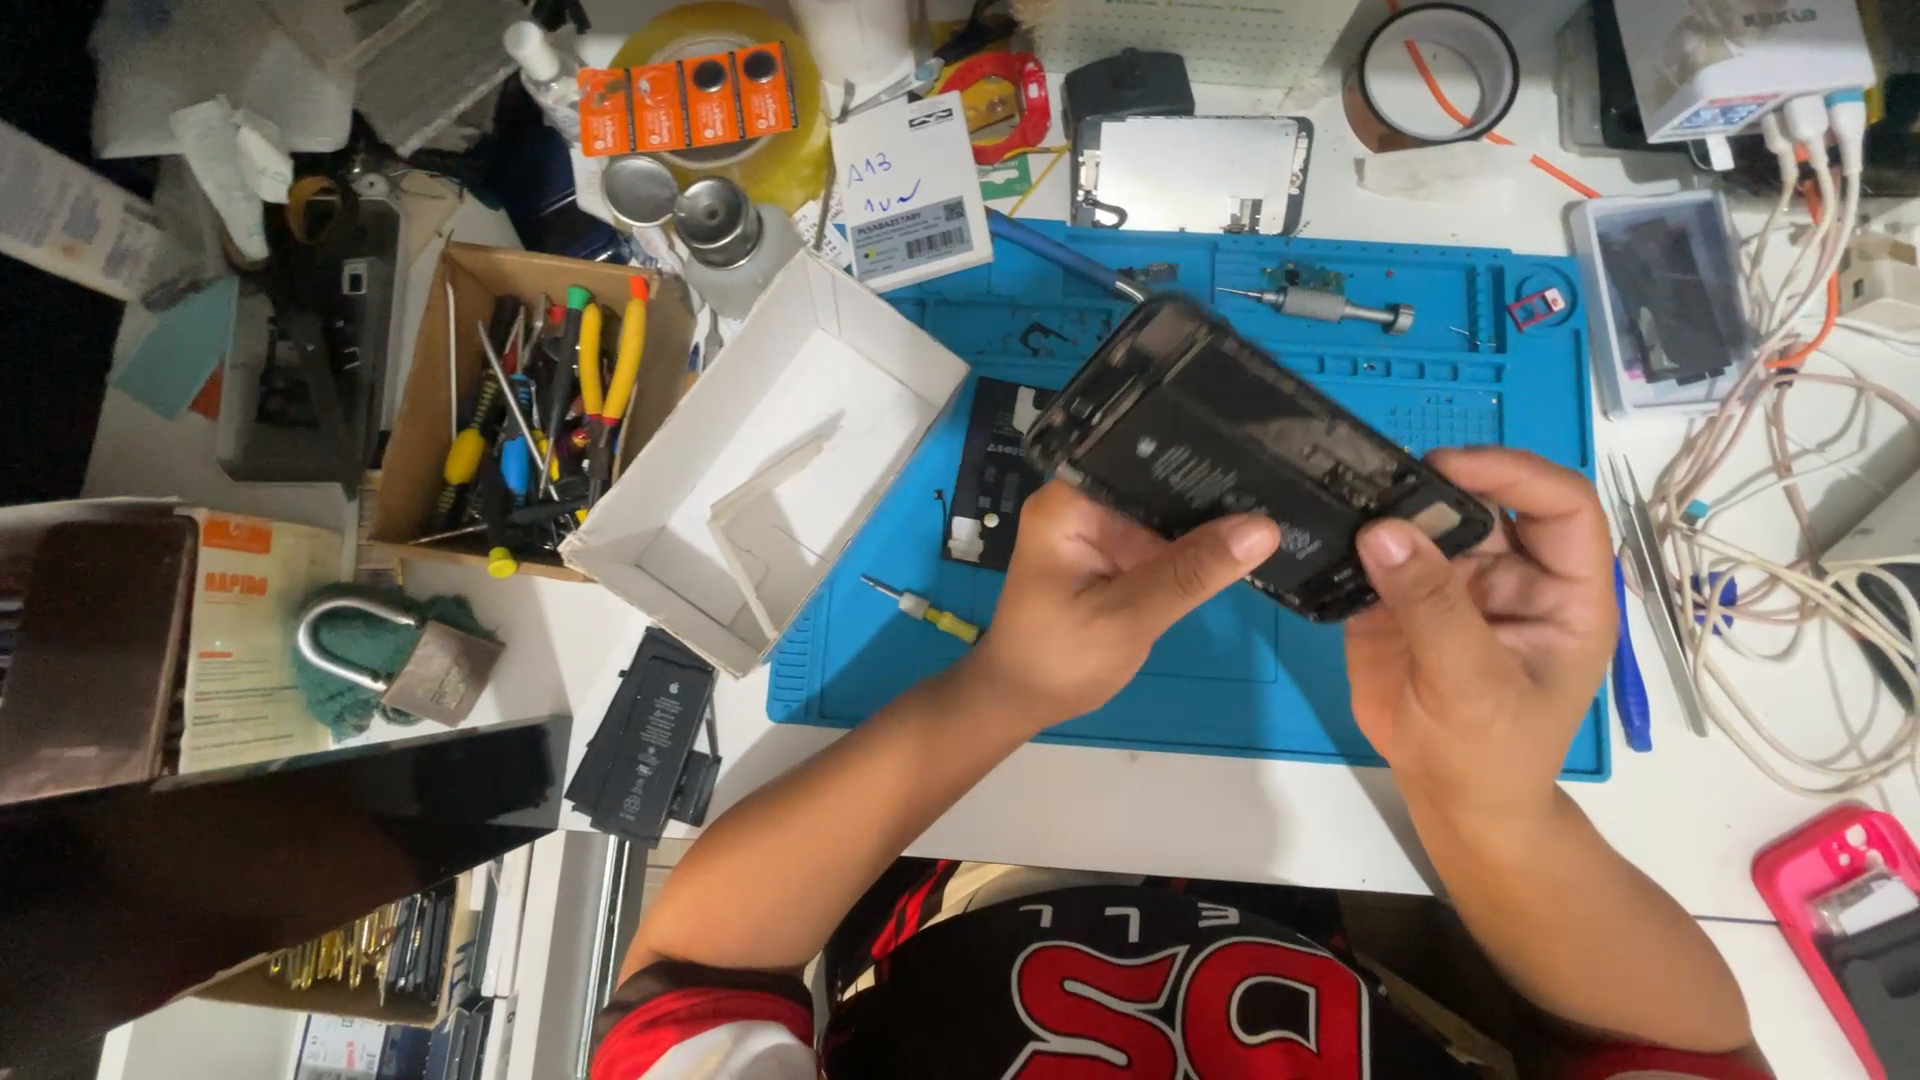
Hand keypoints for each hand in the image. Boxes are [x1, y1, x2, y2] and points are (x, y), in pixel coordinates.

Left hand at [963, 481, 1279, 731]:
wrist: (1021, 700)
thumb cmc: (1058, 660)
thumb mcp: (1127, 617)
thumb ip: (1190, 573)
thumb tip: (1263, 528)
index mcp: (1068, 502)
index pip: (1138, 457)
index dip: (1194, 454)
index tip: (1259, 452)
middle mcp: (1082, 503)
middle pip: (1156, 480)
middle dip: (1209, 486)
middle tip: (1281, 481)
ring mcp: (1098, 529)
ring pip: (1164, 510)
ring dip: (1207, 517)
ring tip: (1276, 502)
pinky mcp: (1113, 553)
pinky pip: (1161, 538)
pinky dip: (1193, 546)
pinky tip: (1243, 539)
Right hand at [1345, 447, 1614, 826]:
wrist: (1446, 794)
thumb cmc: (1490, 748)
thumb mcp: (1472, 682)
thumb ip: (1432, 606)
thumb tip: (1382, 530)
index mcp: (1560, 590)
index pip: (1559, 506)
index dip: (1512, 473)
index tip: (1446, 466)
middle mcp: (1507, 574)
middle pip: (1479, 504)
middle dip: (1434, 486)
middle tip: (1375, 480)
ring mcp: (1447, 586)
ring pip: (1421, 525)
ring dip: (1385, 509)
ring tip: (1341, 496)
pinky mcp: (1395, 601)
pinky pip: (1374, 557)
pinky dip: (1349, 542)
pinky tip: (1323, 531)